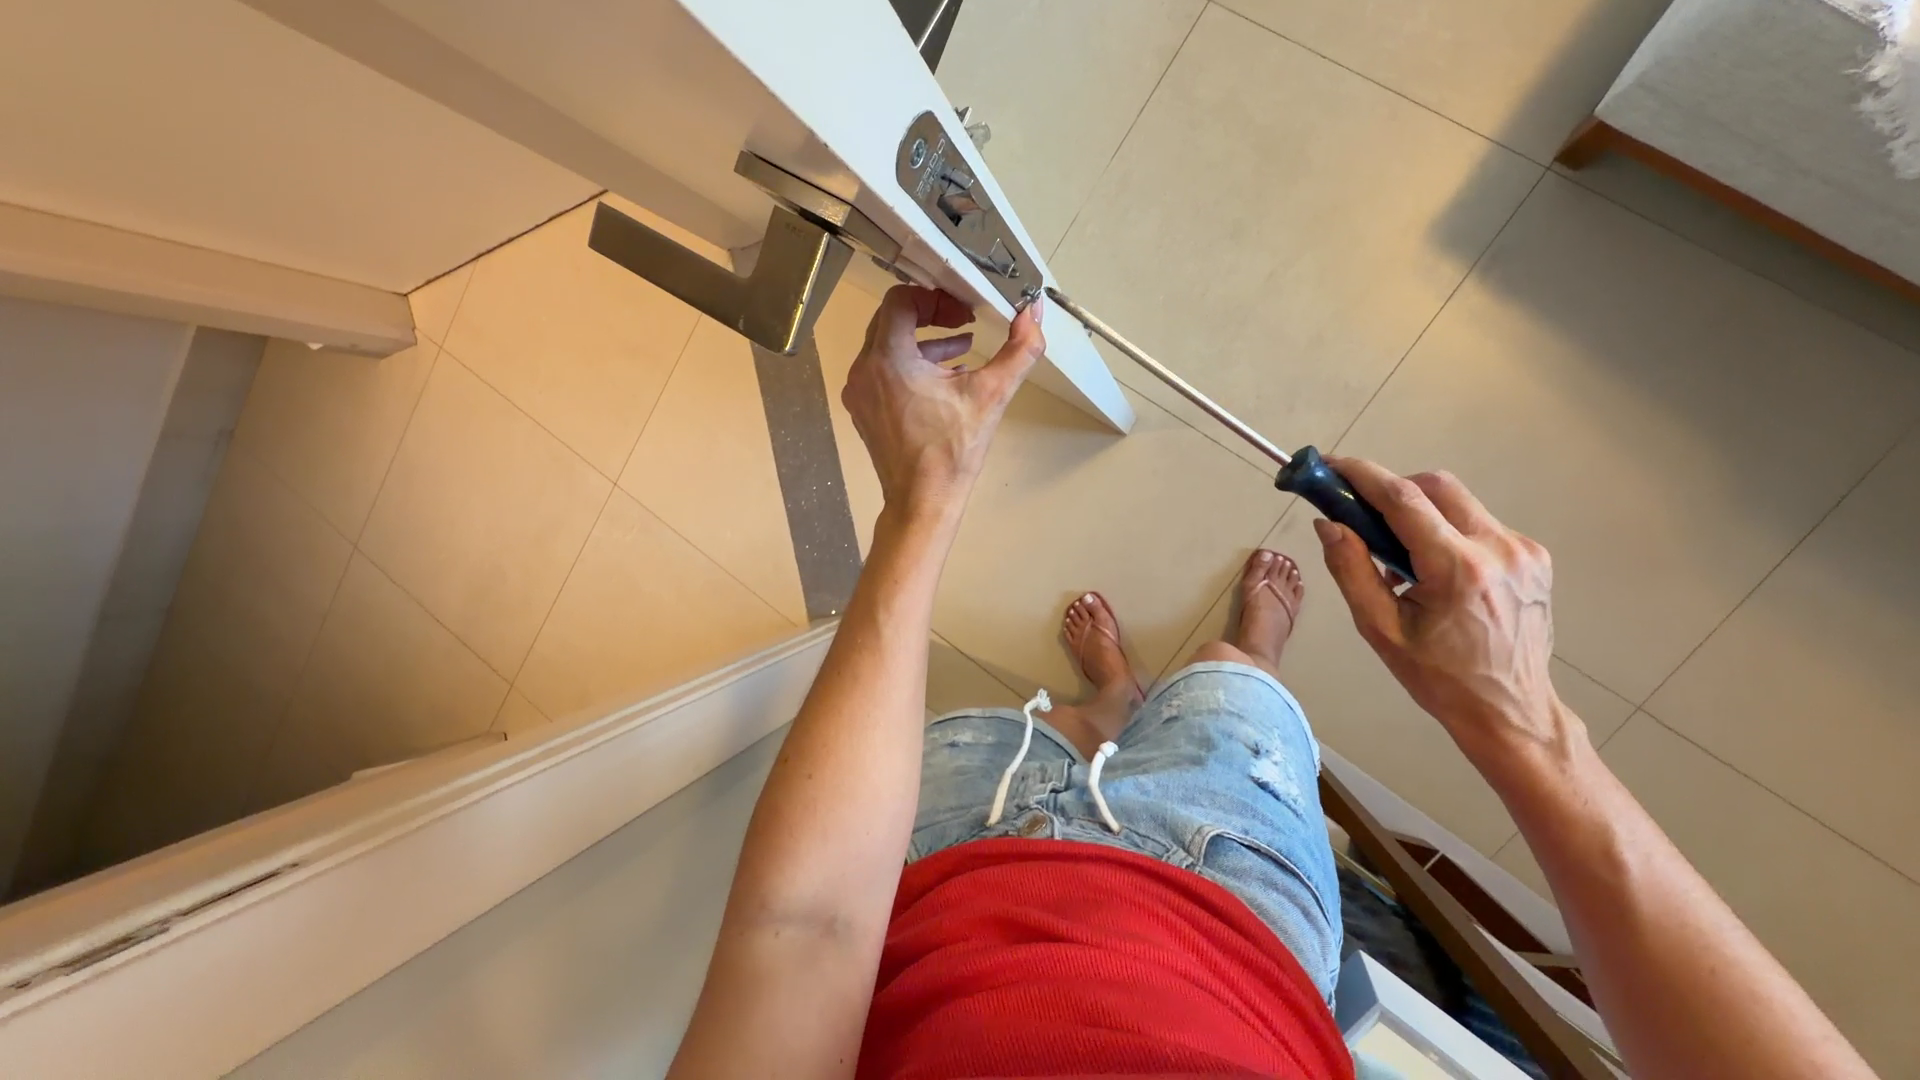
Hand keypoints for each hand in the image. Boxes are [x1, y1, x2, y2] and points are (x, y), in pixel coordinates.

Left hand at [841, 285, 1044, 518]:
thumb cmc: (953, 450)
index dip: (934, 297)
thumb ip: (1018, 350)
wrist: (923, 501)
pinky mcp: (864, 411)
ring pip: (886, 346)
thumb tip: (1032, 315)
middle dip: (930, 316)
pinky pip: (883, 372)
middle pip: (891, 320)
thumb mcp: (991, 395)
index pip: (901, 300)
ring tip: (963, 349)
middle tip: (964, 321)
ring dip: (923, 341)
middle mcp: (864, 370)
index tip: (963, 310)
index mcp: (888, 359)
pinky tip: (946, 378)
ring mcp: (860, 392)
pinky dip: (911, 365)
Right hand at [1312, 458, 1578, 763]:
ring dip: (1423, 512)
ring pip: (1461, 502)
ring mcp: (1524, 550)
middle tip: (1366, 516)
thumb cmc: (1438, 677)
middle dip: (1395, 489)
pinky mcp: (1535, 557)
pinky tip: (1438, 570)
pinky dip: (1449, 532)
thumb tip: (1329, 524)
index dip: (1363, 475)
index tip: (1332, 466)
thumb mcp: (1380, 629)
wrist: (1510, 711)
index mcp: (1457, 569)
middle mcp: (1498, 548)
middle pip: (1437, 486)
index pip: (1404, 499)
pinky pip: (1480, 524)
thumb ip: (1351, 570)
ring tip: (1404, 556)